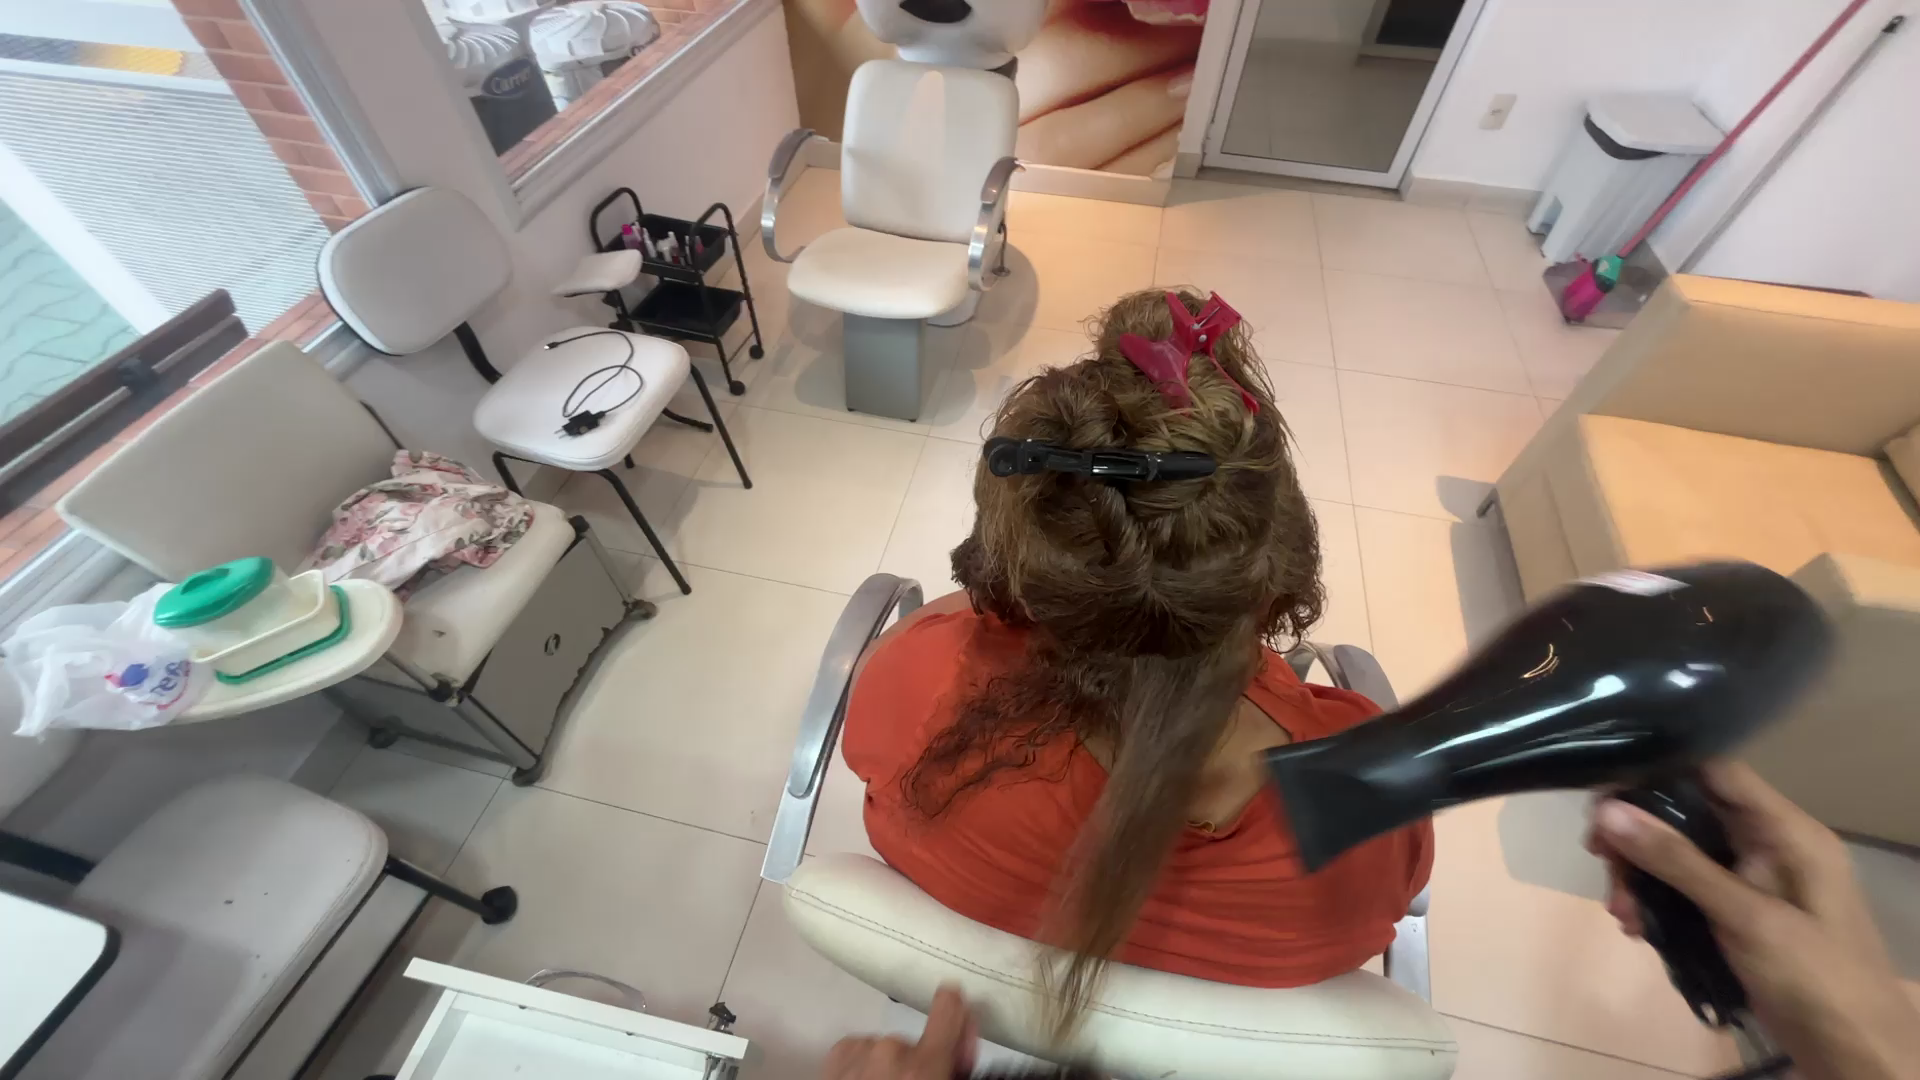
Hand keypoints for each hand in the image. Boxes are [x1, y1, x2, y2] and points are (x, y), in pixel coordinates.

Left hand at [824, 985, 977, 1079]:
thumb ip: (958, 1068)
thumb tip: (966, 1042)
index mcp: (925, 1068)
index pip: (950, 1006)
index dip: (957, 1008)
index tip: (957, 1010)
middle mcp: (892, 1051)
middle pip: (917, 1044)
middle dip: (918, 1066)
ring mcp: (860, 1051)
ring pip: (886, 1051)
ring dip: (887, 1070)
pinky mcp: (837, 1056)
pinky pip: (859, 1051)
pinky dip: (863, 1068)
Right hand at [1588, 762, 1919, 1079]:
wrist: (1862, 1063)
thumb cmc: (1818, 981)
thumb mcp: (1745, 918)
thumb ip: (1675, 860)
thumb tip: (1604, 808)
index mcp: (1787, 832)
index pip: (1713, 769)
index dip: (1657, 766)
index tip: (1603, 788)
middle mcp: (1767, 842)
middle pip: (1679, 808)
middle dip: (1632, 832)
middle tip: (1599, 856)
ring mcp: (1750, 874)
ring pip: (1669, 846)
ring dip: (1636, 873)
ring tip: (1622, 910)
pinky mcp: (1733, 903)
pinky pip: (1675, 880)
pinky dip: (1650, 896)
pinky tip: (1636, 923)